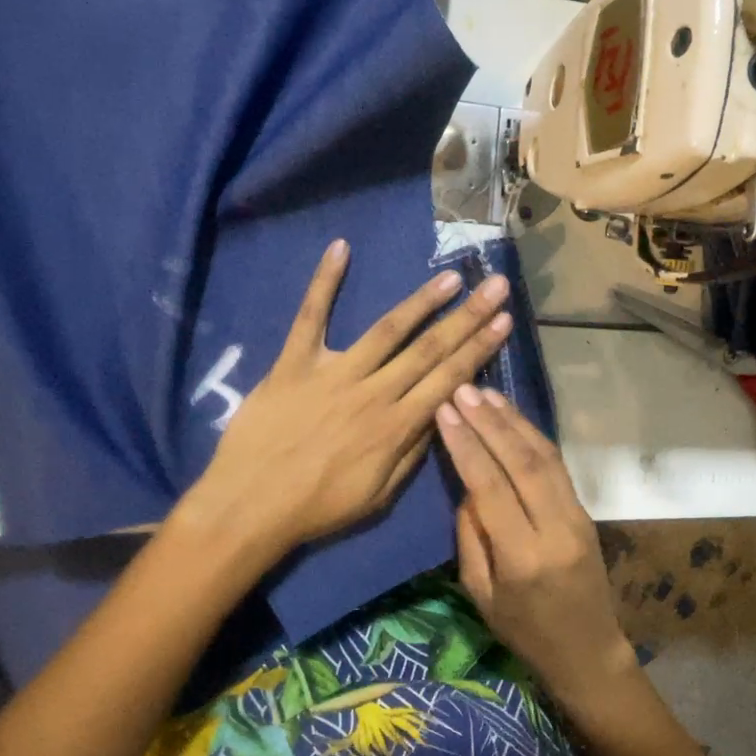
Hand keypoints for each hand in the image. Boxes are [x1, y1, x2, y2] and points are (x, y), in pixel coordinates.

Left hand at [182, 240, 512, 555]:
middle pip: (428, 349)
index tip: (504, 321)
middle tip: (495, 286)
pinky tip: (340, 248)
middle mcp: (372, 393)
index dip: (480, 348)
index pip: (448, 379)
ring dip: (422, 301)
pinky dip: (324, 282)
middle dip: (468, 317)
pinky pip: (310, 317)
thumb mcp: (378, 495)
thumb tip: (442, 415)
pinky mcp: (293, 363)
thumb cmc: (317, 508)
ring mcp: (332, 373)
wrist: (250, 506)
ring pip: (386, 330)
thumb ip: (412, 452)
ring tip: (450, 277)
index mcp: (395, 427)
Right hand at [436, 385, 634, 700]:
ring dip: (514, 422)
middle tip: (463, 390)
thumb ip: (471, 538)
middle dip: (490, 423)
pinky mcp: (585, 512)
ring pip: (544, 457)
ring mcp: (577, 517)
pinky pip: (557, 467)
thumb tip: (467, 487)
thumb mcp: (481, 595)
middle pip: (521, 462)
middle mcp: (555, 529)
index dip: (467, 446)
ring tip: (485, 393)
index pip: (491, 487)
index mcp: (523, 557)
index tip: (445, 412)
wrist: (589, 651)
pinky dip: (533, 437)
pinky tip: (513, 419)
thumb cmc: (525, 632)